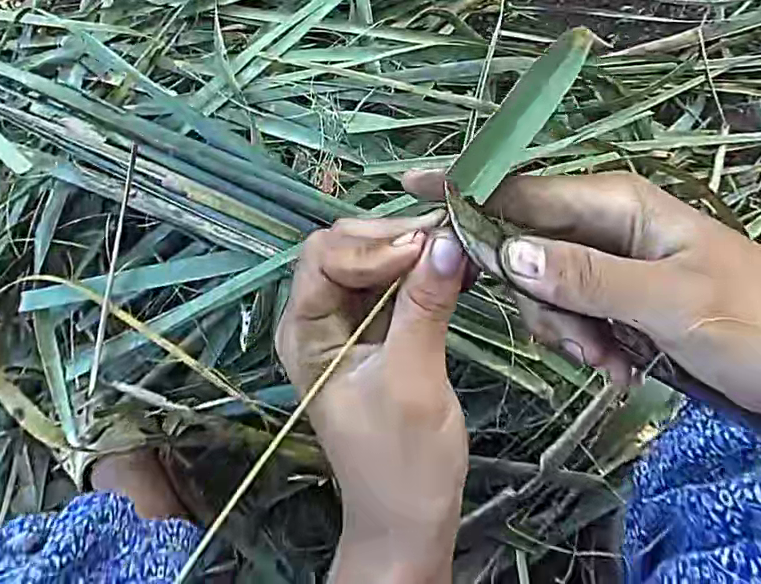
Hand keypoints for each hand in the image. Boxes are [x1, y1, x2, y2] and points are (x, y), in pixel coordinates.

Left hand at [276, 211, 468, 582]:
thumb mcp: (414, 382)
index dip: (372, 246)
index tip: (424, 249)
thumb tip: (447, 241)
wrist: (410, 521)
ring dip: (413, 248)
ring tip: (456, 249)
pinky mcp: (377, 324)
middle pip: (346, 246)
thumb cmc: (403, 464)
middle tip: (446, 241)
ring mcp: (347, 318)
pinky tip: (454, 265)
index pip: (324, 257)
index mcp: (305, 329)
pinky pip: (395, 278)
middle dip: (394, 239)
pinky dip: (423, 266)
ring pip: (373, 255)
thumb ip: (425, 308)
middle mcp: (318, 314)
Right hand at [403, 170, 760, 420]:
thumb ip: (584, 277)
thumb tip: (506, 251)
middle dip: (539, 298)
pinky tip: (625, 372)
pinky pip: (575, 312)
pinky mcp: (621, 294)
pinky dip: (588, 343)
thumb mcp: (670, 302)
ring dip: (568, 330)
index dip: (469, 191)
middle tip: (583, 347)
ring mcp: (611, 259)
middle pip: (528, 246)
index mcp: (614, 201)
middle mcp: (604, 221)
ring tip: (616, 367)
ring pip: (548, 286)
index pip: (523, 190)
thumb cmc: (760, 321)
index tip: (414, 187)